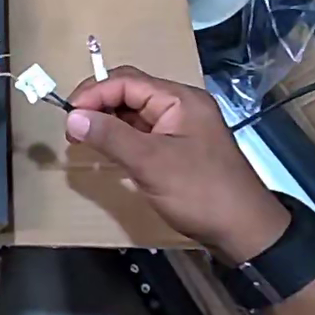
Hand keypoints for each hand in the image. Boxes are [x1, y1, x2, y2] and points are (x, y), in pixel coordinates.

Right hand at [65, 67, 288, 263]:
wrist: (247, 233)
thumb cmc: (201, 192)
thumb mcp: (151, 163)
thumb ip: (110, 136)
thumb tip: (72, 117)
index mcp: (179, 99)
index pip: (126, 82)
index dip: (94, 94)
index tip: (68, 115)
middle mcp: (180, 106)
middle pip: (130, 93)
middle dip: (98, 105)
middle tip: (72, 127)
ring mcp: (180, 128)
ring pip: (134, 114)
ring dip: (107, 122)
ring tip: (82, 138)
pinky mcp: (178, 149)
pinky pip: (142, 133)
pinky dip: (121, 138)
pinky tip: (106, 151)